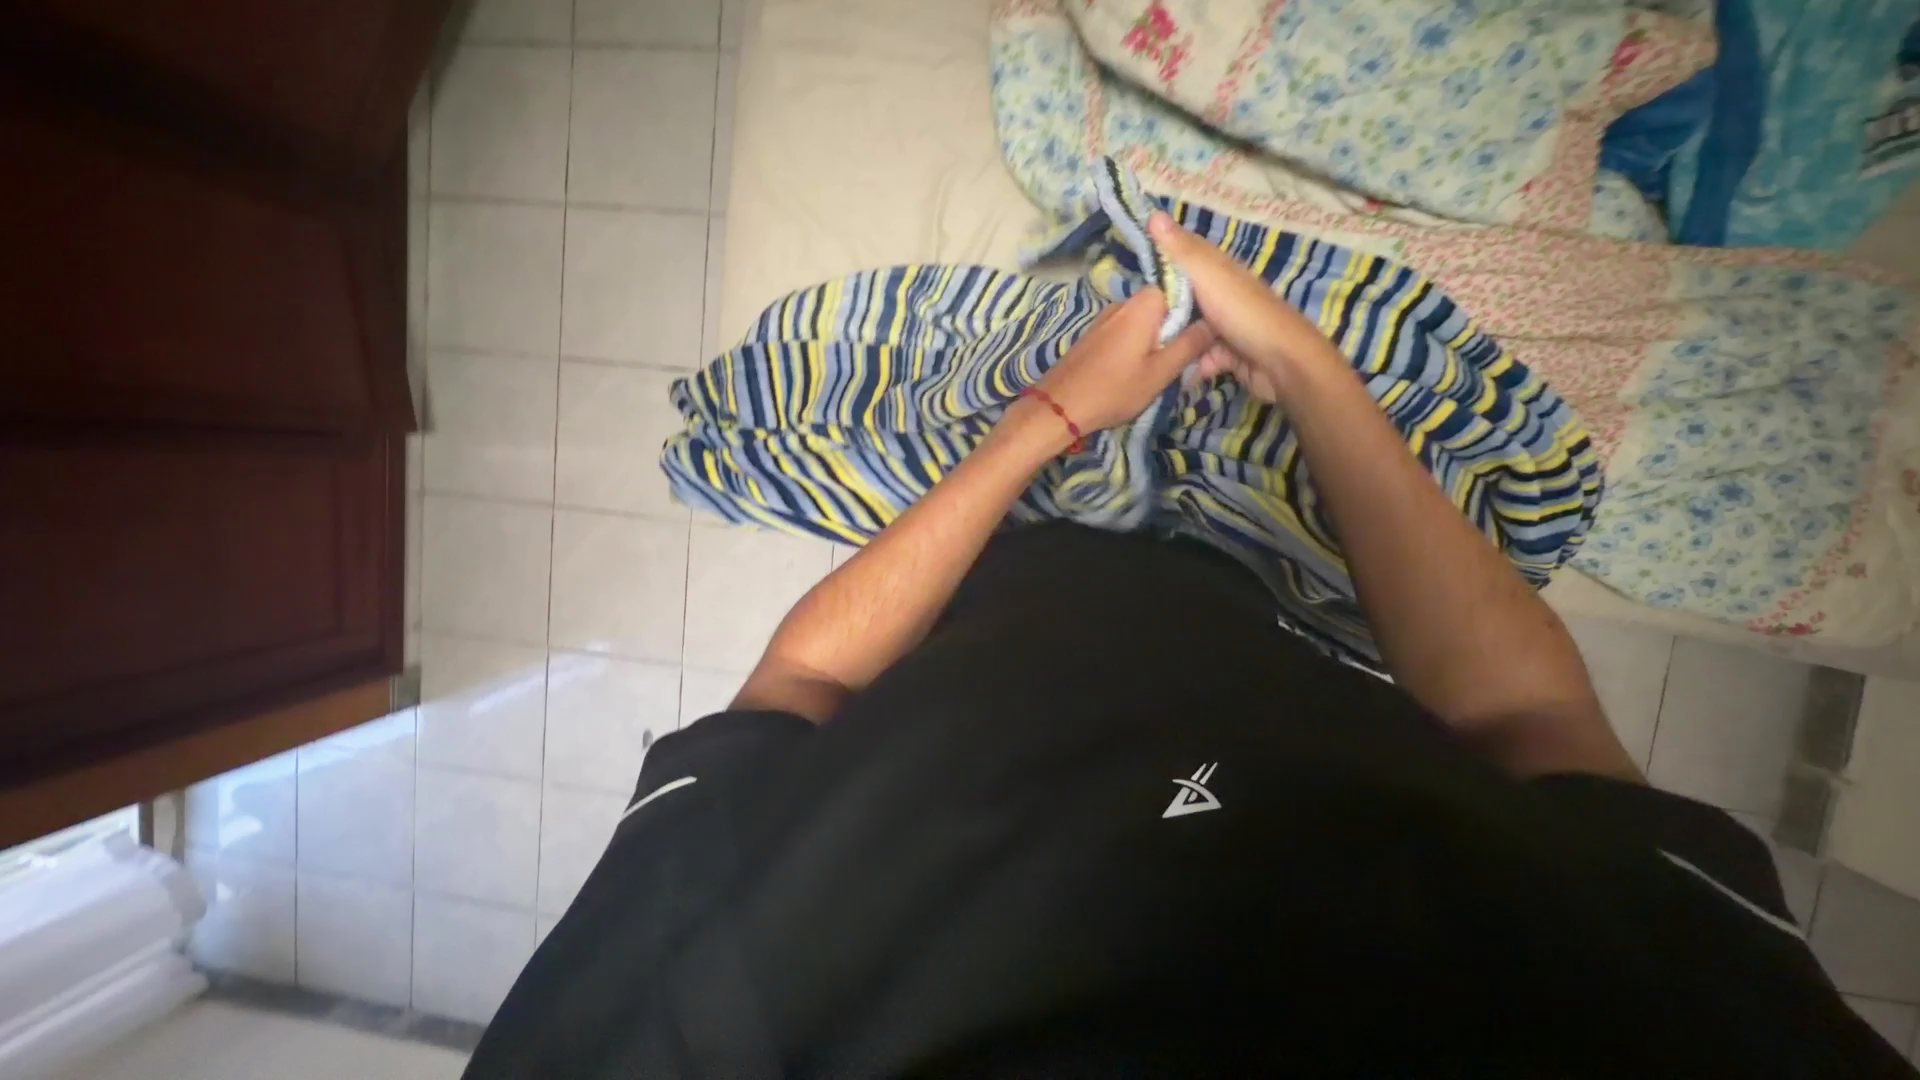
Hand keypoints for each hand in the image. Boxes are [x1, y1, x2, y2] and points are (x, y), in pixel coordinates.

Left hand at [1024, 288, 1215, 437]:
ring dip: (1154, 341)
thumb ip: (1189, 345)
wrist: (1059, 406)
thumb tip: (1214, 323)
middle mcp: (1124, 302)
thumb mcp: (1160, 372)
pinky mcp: (1094, 334)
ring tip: (1159, 369)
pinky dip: (1135, 347)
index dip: (1195, 311)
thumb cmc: (1114, 389)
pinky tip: (1133, 371)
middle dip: (1174, 329)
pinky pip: (1125, 332)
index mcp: (1144, 304)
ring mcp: (1105, 318)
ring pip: (1143, 322)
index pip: (1182, 289)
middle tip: (1182, 360)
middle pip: (1162, 306)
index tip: (1202, 335)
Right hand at [1146, 211, 1343, 402]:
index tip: (1130, 265)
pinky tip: (1173, 372)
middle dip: (1159, 307)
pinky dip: (1189, 365)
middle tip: (1128, 317)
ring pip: (1189, 331)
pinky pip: (1200, 358)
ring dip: (1171, 341)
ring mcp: (1225, 327)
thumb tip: (1152, 213)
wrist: (1281, 362)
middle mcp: (1222, 296)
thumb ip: (1181, 250)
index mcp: (1219, 271)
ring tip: (1144, 350)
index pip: (1184, 256)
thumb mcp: (1209, 276)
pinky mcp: (1227, 356)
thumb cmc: (1244, 314)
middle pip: (1183, 297)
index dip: (1159, 257)